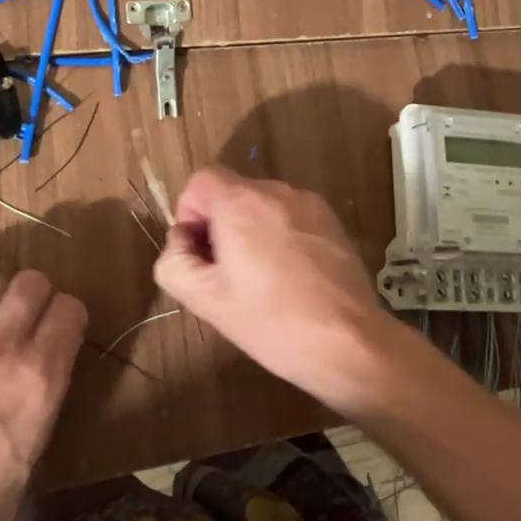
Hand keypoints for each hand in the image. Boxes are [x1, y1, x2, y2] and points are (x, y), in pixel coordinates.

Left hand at [0, 271, 86, 520]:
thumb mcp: (32, 452)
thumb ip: (42, 394)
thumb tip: (42, 363)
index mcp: (39, 378)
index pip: (69, 309)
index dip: (68, 316)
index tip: (61, 328)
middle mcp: (1, 350)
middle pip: (30, 284)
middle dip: (36, 296)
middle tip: (25, 317)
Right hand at [155, 167, 401, 412]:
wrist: (347, 341)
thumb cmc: (271, 321)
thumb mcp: (205, 300)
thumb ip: (174, 262)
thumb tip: (181, 241)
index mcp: (241, 203)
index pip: (201, 179)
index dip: (190, 211)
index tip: (198, 250)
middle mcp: (276, 191)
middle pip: (233, 192)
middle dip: (220, 225)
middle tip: (225, 273)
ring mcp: (310, 204)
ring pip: (263, 206)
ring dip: (251, 231)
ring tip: (260, 279)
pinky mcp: (332, 221)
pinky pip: (291, 217)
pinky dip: (281, 236)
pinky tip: (290, 278)